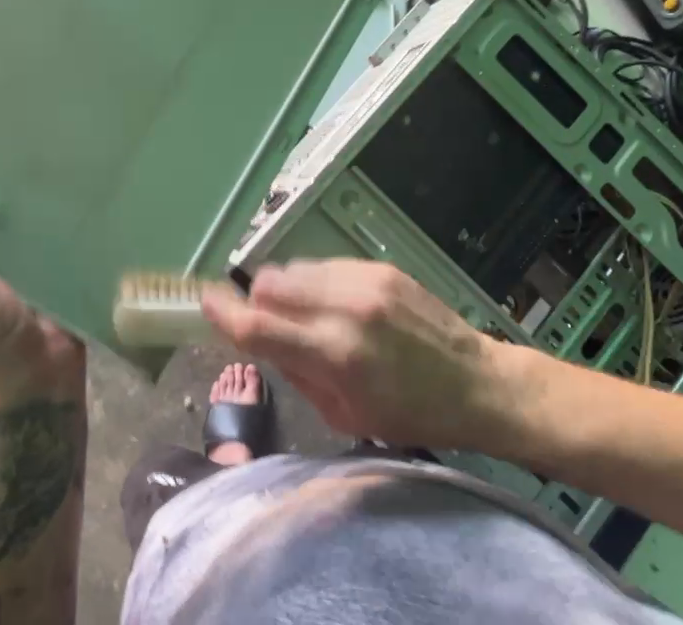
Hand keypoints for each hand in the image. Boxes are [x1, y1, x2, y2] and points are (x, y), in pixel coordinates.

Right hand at [203, 259, 535, 450]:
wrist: (476, 383)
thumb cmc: (409, 414)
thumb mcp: (343, 416)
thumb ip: (296, 373)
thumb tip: (263, 340)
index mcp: (334, 356)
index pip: (257, 326)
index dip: (222, 314)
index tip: (206, 304)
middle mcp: (344, 310)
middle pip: (267, 283)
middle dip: (257, 302)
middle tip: (269, 323)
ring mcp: (363, 282)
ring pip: (293, 269)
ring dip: (286, 291)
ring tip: (308, 315)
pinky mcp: (379, 268)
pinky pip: (324, 266)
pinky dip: (316, 284)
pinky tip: (338, 305)